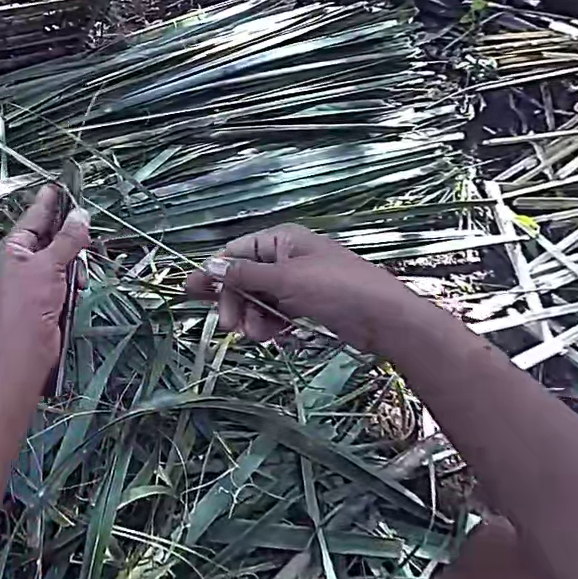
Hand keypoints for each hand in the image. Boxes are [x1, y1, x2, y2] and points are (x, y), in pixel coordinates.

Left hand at [0, 184, 90, 344]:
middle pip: (52, 236)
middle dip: (70, 237)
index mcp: (15, 246)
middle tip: (86, 235)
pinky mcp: (48, 294)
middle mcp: (23, 259)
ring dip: (75, 262)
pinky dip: (74, 279)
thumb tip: (82, 215)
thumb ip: (68, 239)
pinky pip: (66, 276)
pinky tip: (78, 287)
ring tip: (78, 276)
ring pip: (63, 256)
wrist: (26, 347)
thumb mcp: (50, 264)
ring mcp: (36, 277)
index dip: (50, 201)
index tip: (61, 185)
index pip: (35, 215)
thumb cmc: (30, 301)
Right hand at [184, 224, 410, 351]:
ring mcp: (295, 283)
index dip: (214, 273)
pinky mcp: (305, 306)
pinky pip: (274, 314)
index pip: (235, 252)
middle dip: (235, 302)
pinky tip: (273, 338)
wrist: (386, 319)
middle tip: (230, 327)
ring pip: (257, 300)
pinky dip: (270, 326)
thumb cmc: (336, 288)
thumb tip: (209, 267)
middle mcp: (285, 258)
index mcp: (281, 240)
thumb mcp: (286, 279)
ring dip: (252, 319)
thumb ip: (245, 276)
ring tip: (259, 336)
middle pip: (243, 279)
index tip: (191, 293)